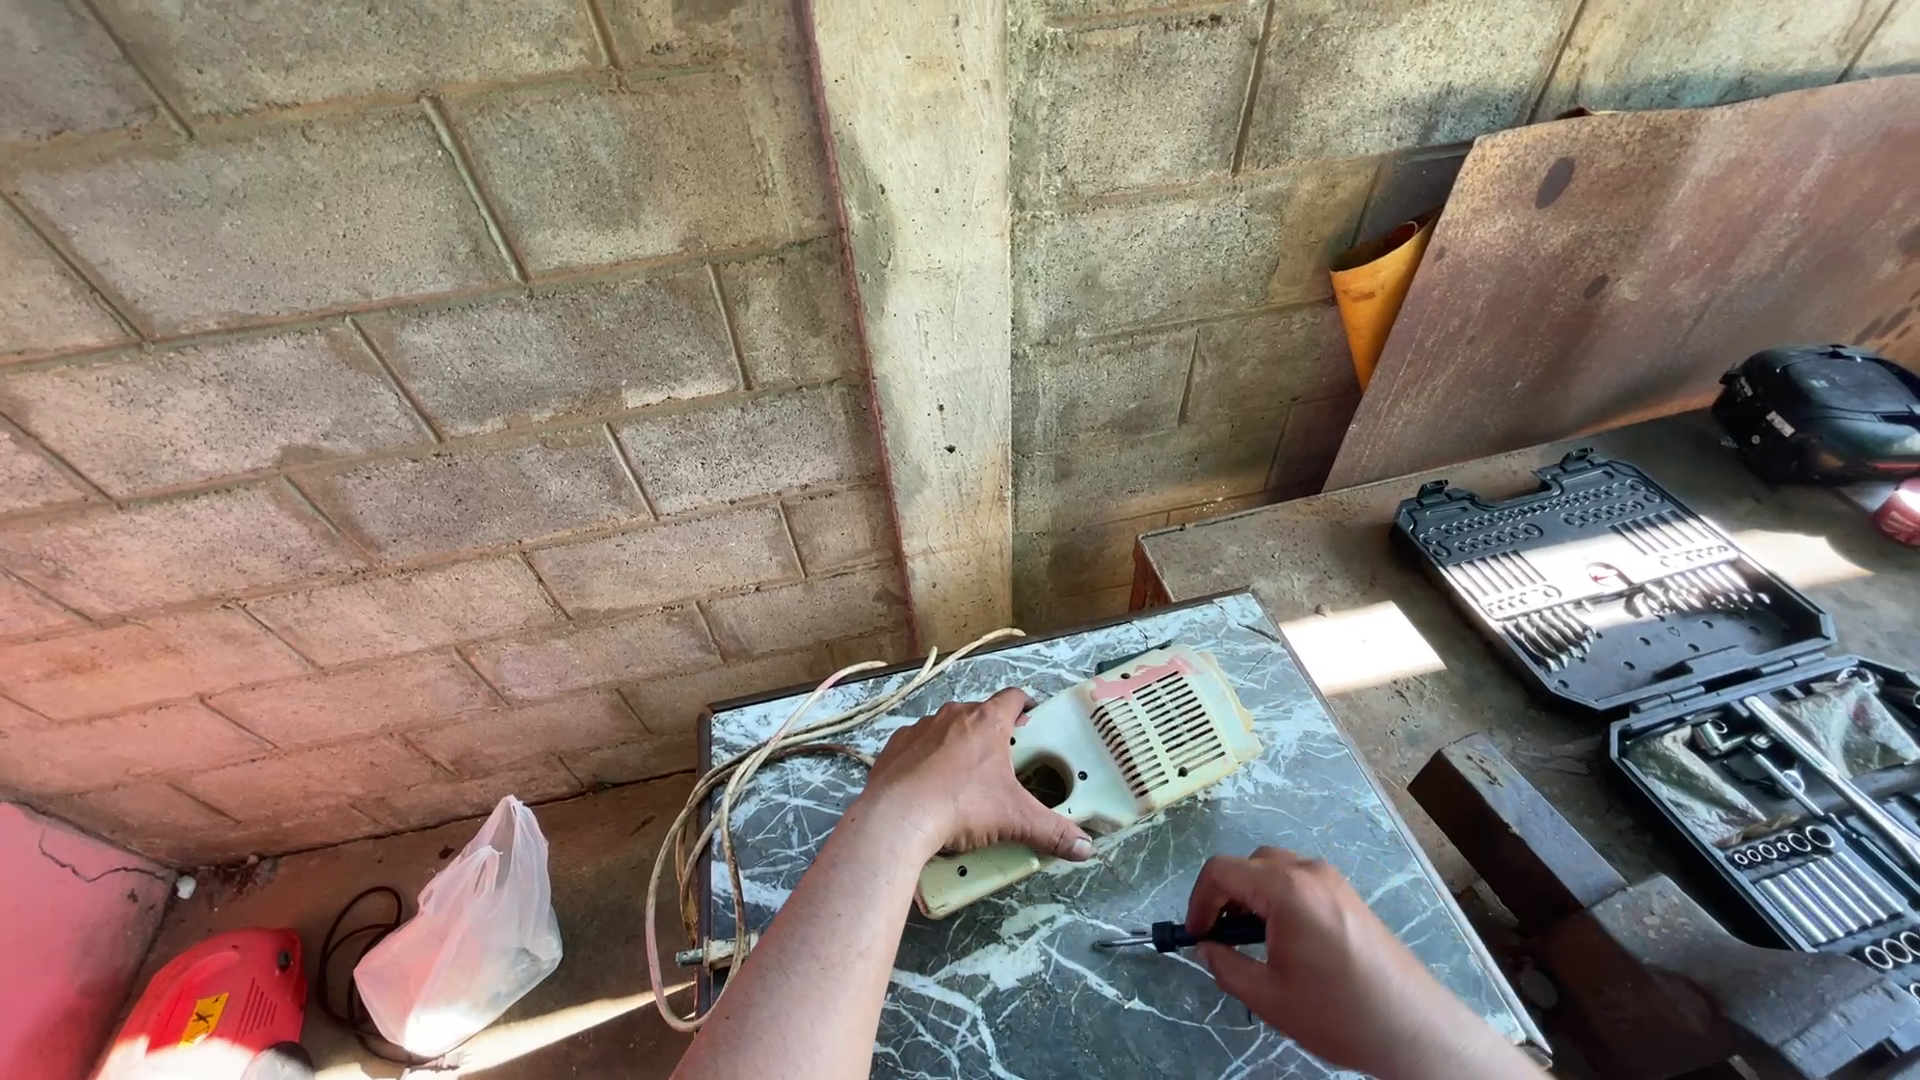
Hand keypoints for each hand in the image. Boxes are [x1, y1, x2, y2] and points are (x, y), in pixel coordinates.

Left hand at [858, 687, 1093, 863]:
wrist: (898, 816)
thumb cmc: (961, 805)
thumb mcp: (1015, 819)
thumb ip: (1052, 831)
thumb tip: (1084, 848)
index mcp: (986, 721)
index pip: (1014, 697)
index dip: (1025, 705)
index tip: (1031, 717)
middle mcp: (953, 715)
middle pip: (980, 714)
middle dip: (992, 732)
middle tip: (1001, 761)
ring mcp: (921, 727)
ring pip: (946, 728)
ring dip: (956, 744)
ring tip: (962, 778)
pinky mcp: (896, 745)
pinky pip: (916, 744)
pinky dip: (924, 758)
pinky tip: (928, 784)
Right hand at [1187, 847, 1541, 1079]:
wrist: (1418, 1032)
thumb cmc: (1339, 1013)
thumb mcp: (1269, 997)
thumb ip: (1225, 966)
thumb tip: (1205, 948)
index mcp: (1286, 888)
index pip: (1222, 871)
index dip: (1199, 900)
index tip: (1196, 935)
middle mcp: (1309, 871)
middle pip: (1248, 865)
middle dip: (1225, 896)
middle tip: (1220, 938)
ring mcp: (1333, 880)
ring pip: (1273, 869)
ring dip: (1252, 895)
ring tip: (1250, 939)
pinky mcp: (1349, 896)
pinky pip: (1299, 881)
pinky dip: (1278, 898)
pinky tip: (1284, 938)